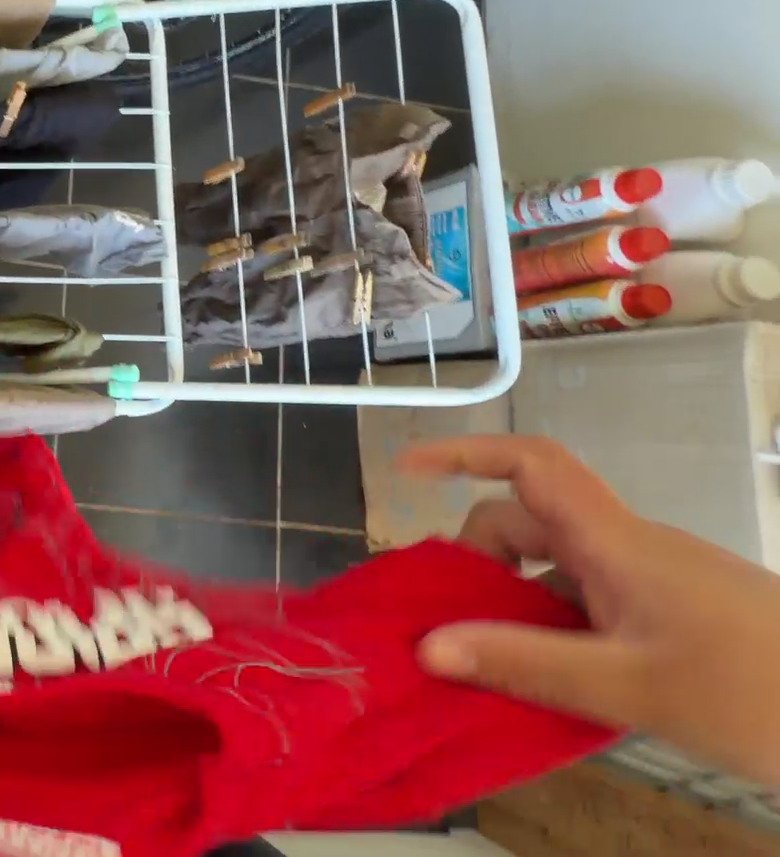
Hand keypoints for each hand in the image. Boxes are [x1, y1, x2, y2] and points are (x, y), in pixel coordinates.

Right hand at [401, 435, 779, 786]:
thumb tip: (426, 648)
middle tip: (455, 622)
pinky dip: (549, 629)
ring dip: (511, 605)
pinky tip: (555, 681)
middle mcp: (626, 548)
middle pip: (523, 525)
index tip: (405, 469)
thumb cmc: (767, 697)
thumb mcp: (638, 690)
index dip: (462, 453)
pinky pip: (583, 602)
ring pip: (550, 570)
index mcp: (615, 541)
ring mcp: (652, 582)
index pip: (531, 464)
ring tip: (501, 664)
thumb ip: (526, 665)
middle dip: (476, 564)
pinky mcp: (672, 615)